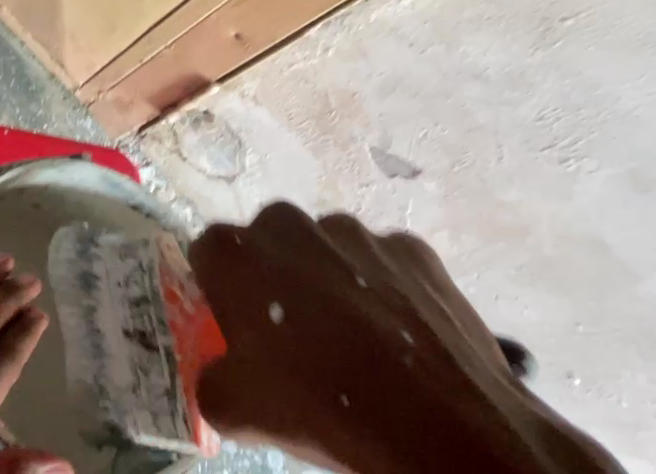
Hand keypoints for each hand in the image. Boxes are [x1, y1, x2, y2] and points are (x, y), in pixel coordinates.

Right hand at [188, 203, 621, 473]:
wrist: (446, 433)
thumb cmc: (322, 407)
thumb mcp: (233, 408)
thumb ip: (209, 374)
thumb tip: (221, 370)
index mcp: (232, 251)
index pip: (209, 255)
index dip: (222, 292)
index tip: (242, 328)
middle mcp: (285, 223)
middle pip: (267, 244)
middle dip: (275, 277)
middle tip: (296, 334)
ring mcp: (354, 232)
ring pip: (326, 248)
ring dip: (330, 278)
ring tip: (356, 337)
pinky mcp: (414, 250)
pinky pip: (385, 263)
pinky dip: (386, 288)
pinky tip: (398, 333)